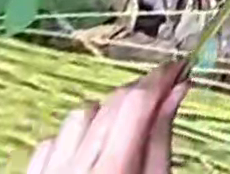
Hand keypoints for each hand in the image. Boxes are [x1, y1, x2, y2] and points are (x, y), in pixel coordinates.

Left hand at [27, 63, 187, 173]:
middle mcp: (75, 167)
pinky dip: (72, 137)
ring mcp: (48, 173)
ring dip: (105, 113)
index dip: (163, 76)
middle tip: (162, 97)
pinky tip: (87, 150)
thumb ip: (162, 138)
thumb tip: (179, 88)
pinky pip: (49, 143)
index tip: (181, 67)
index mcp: (114, 169)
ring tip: (121, 130)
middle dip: (141, 92)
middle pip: (113, 102)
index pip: (139, 100)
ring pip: (80, 114)